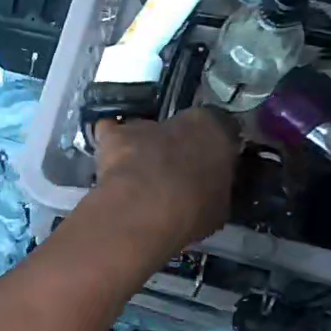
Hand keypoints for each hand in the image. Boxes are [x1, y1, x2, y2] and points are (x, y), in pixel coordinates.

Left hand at [90, 108, 238, 253]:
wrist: (146, 210)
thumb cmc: (192, 211)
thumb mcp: (218, 206)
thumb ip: (214, 188)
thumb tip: (208, 192)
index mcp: (215, 130)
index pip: (220, 130)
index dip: (212, 151)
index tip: (207, 169)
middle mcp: (181, 119)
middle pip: (180, 130)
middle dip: (176, 149)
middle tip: (172, 177)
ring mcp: (144, 124)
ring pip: (146, 133)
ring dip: (144, 151)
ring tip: (138, 179)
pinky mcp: (113, 135)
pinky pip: (110, 134)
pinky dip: (111, 147)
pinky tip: (110, 165)